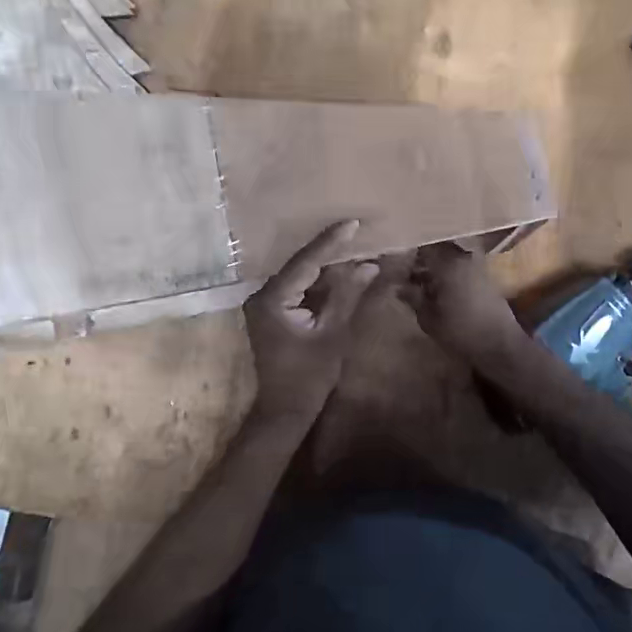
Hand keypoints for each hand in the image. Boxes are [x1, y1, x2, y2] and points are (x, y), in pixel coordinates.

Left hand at [244, 220, 380, 417]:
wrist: (285, 409)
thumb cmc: (309, 375)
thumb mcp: (333, 333)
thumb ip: (347, 295)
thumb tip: (368, 264)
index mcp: (272, 299)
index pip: (305, 262)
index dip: (330, 241)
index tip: (352, 222)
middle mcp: (262, 295)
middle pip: (301, 264)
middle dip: (331, 249)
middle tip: (359, 229)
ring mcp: (265, 303)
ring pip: (301, 274)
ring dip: (327, 264)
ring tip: (356, 244)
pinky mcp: (274, 311)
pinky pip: (300, 287)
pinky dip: (320, 280)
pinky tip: (342, 269)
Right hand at [408, 243, 527, 366]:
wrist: (500, 345)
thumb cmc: (460, 331)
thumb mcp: (429, 318)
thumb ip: (413, 298)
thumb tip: (399, 286)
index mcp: (449, 263)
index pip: (423, 247)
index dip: (408, 255)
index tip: (397, 266)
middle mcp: (465, 257)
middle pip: (438, 250)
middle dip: (422, 260)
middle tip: (407, 275)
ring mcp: (478, 265)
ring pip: (450, 258)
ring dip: (436, 268)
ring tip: (421, 284)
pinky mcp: (486, 276)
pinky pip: (462, 267)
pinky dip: (449, 274)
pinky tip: (439, 290)